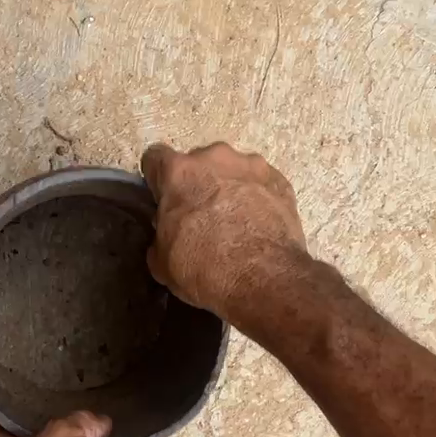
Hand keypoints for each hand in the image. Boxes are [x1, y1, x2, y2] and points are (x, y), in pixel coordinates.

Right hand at [141, 142, 308, 324]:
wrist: (264, 279)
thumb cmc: (204, 268)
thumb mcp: (162, 262)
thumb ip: (159, 236)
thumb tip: (165, 234)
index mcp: (179, 172)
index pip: (155, 158)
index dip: (156, 180)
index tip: (163, 200)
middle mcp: (214, 157)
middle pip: (197, 163)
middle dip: (196, 184)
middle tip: (199, 216)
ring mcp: (251, 165)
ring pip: (230, 170)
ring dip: (227, 188)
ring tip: (233, 221)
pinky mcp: (280, 180)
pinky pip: (259, 183)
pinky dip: (255, 197)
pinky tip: (256, 225)